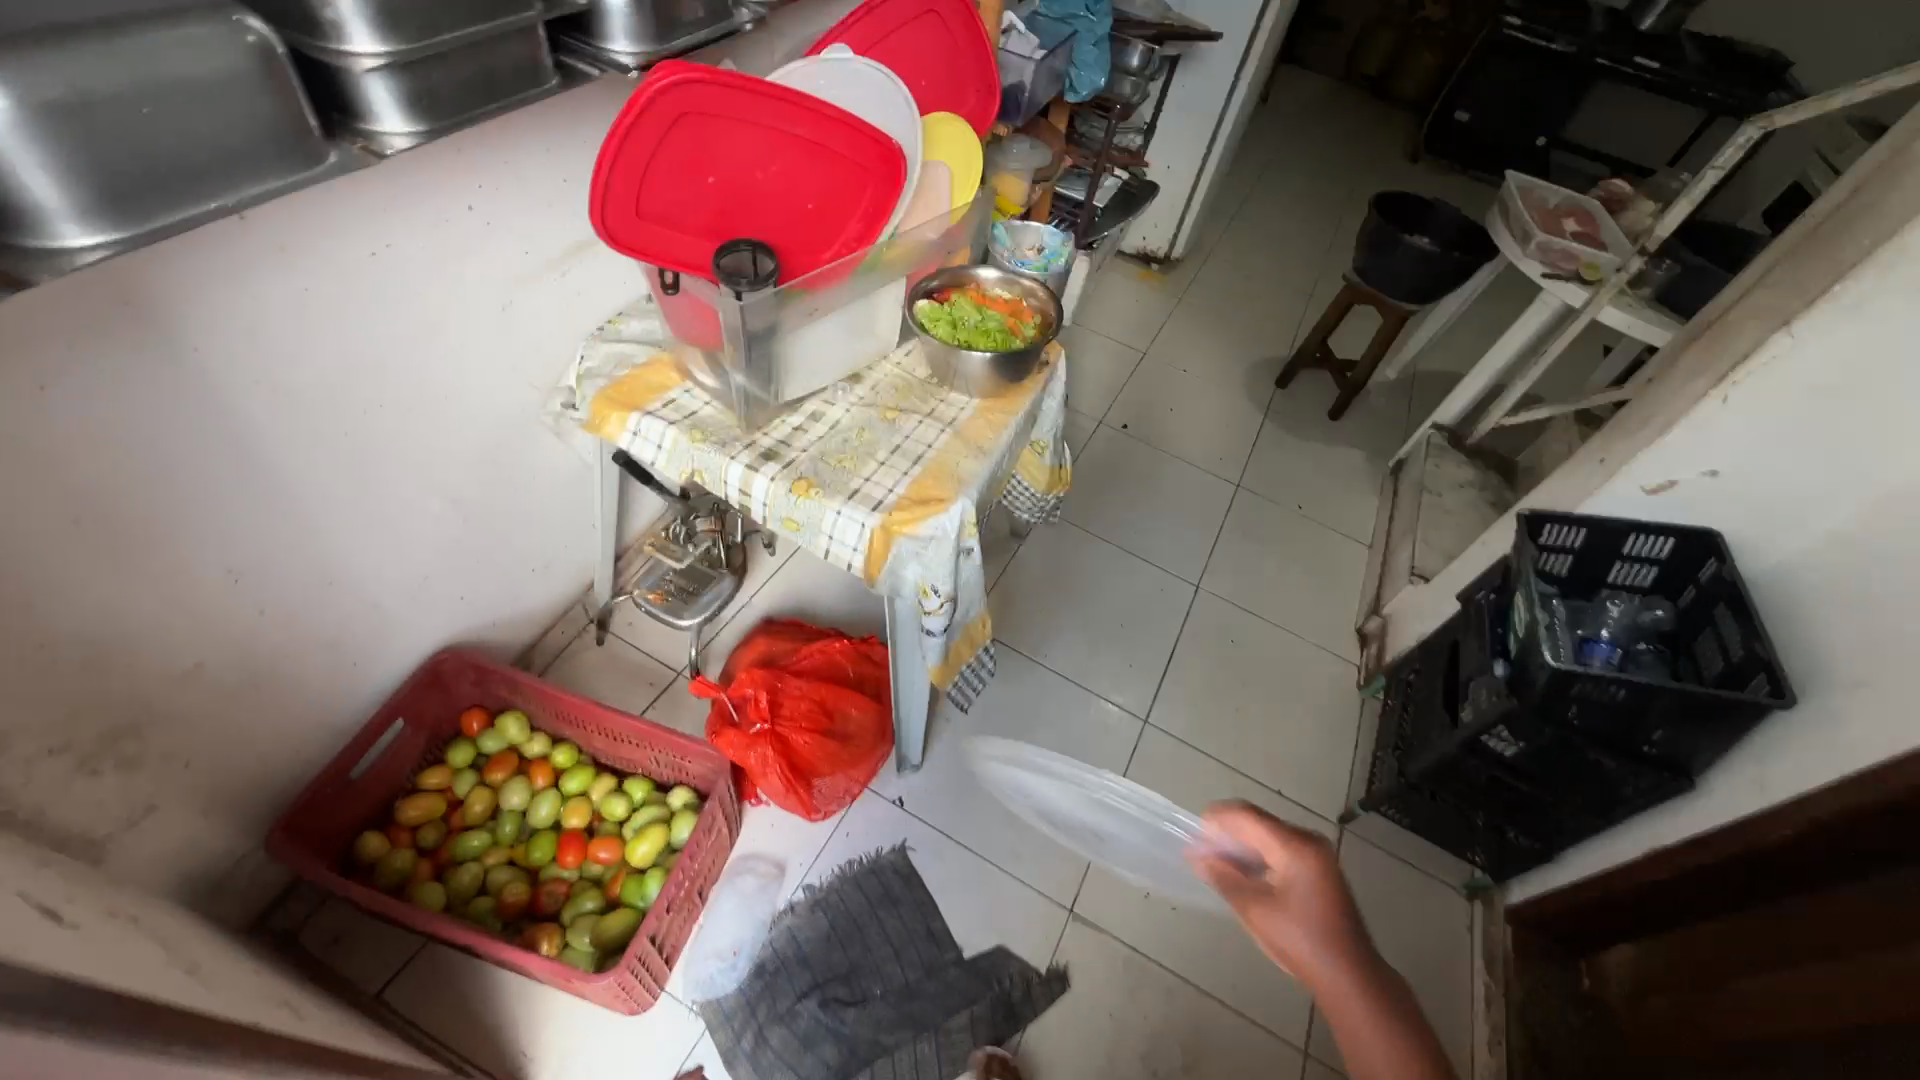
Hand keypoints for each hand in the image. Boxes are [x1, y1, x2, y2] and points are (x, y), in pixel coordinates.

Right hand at [1187, 801, 1373, 986]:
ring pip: (1268, 836)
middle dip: (1227, 834)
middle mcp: (1308, 840)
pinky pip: (1281, 850)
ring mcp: (1317, 854)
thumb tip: (1198, 857)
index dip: (1216, 820)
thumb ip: (1224, 877)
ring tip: (1217, 866)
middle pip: (1258, 822)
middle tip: (1201, 854)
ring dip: (1241, 846)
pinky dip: (1259, 857)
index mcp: (1295, 846)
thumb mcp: (1255, 910)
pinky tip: (1243, 875)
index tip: (1192, 836)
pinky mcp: (1319, 868)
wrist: (1350, 976)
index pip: (1247, 815)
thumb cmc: (1301, 942)